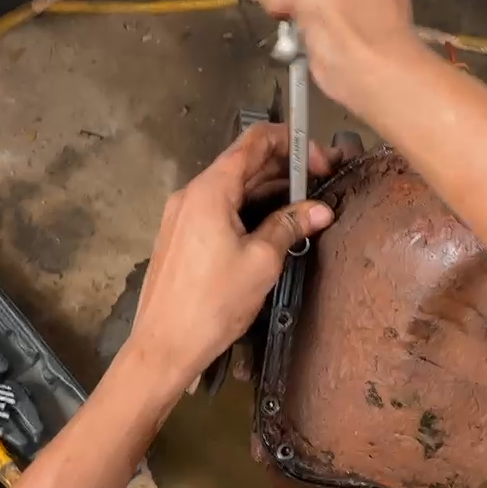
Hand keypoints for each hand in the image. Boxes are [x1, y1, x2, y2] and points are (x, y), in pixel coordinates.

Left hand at [121, 123, 337, 393]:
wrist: (164, 345)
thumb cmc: (214, 303)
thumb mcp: (261, 262)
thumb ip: (289, 226)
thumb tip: (321, 209)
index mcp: (210, 190)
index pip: (254, 142)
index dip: (293, 143)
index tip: (322, 163)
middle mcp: (191, 194)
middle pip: (244, 164)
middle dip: (285, 169)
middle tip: (321, 186)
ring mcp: (182, 215)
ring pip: (232, 189)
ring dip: (268, 192)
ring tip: (304, 208)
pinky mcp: (180, 237)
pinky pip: (219, 210)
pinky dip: (248, 210)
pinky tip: (273, 226)